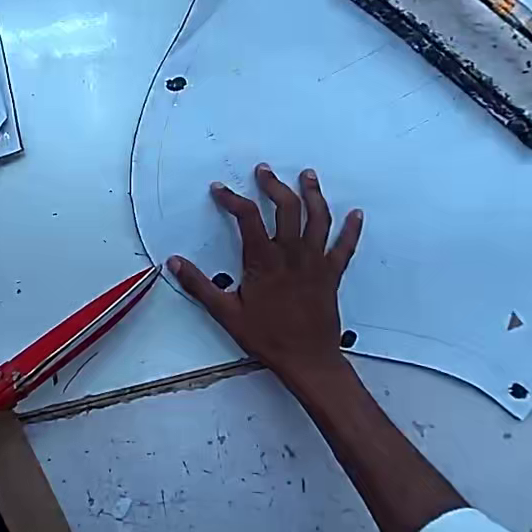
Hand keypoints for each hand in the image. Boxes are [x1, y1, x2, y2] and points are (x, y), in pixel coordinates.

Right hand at [169, 163, 362, 385]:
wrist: (307, 360)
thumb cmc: (266, 337)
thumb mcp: (225, 312)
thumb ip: (199, 285)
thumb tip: (175, 262)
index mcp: (263, 261)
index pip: (248, 217)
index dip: (232, 199)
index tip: (220, 189)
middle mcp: (291, 254)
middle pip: (287, 208)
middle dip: (274, 185)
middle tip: (264, 171)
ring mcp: (315, 262)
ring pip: (317, 218)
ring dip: (312, 194)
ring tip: (307, 175)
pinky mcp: (332, 274)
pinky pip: (345, 246)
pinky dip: (351, 229)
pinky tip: (356, 214)